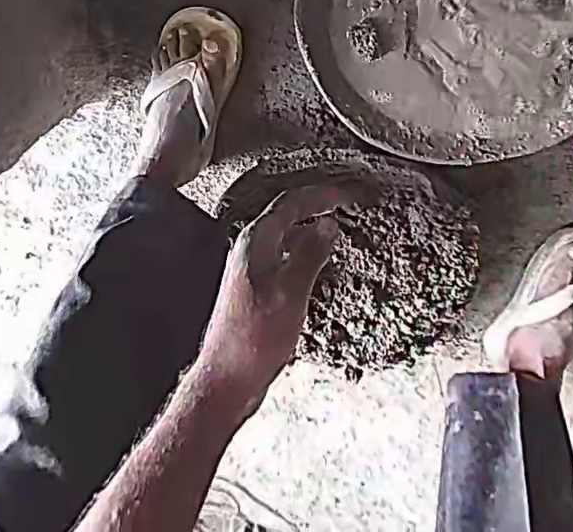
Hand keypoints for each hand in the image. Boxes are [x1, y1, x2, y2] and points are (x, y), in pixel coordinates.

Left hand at [193, 181, 372, 411]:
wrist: (227, 379)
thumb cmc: (255, 338)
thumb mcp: (291, 292)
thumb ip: (311, 254)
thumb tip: (328, 224)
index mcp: (256, 241)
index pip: (291, 203)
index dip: (321, 195)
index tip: (346, 194)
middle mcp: (250, 248)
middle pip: (287, 213)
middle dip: (316, 205)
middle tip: (344, 203)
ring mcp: (251, 267)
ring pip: (286, 234)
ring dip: (310, 226)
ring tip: (336, 226)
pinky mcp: (256, 286)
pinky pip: (284, 253)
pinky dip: (304, 248)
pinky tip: (318, 260)